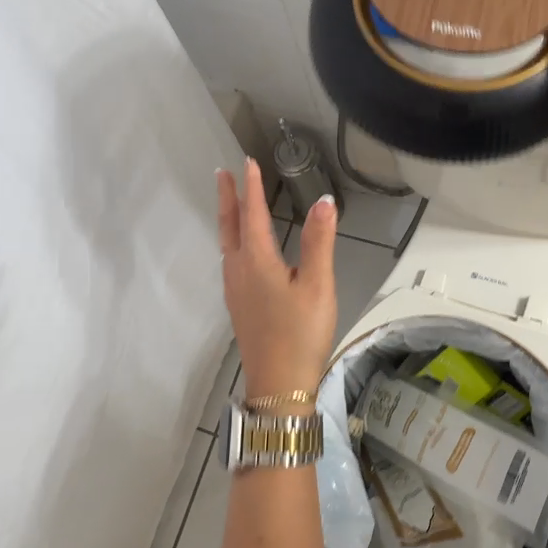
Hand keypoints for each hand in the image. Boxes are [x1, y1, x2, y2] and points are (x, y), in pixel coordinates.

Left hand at [216, 158, 337, 403]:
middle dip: (228, 198)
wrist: (279, 385)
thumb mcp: (318, 285)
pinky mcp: (238, 306)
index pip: (253, 214)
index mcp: (257, 260)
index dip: (252, 187)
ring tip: (231, 203)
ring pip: (227, 244)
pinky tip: (241, 250)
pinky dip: (232, 241)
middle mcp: (239, 270)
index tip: (248, 162)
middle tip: (223, 173)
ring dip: (228, 219)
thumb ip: (319, 241)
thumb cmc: (301, 333)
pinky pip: (230, 260)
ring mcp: (234, 290)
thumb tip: (323, 201)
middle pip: (230, 226)